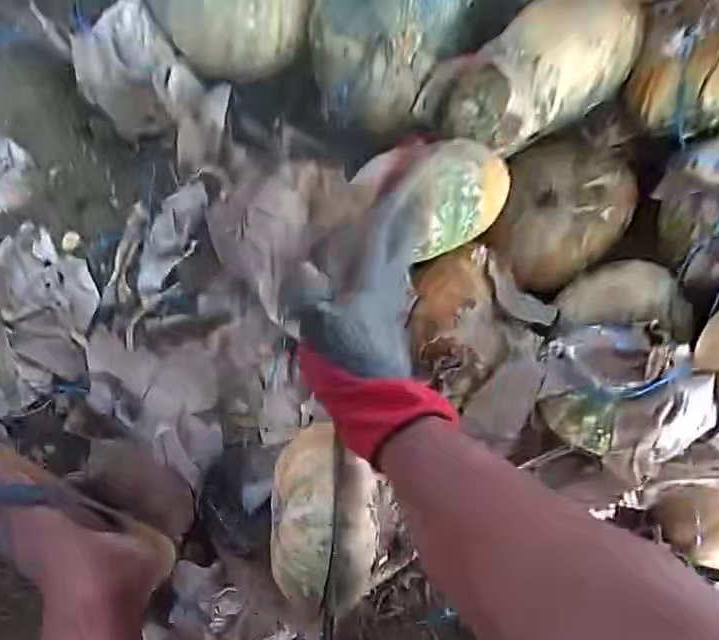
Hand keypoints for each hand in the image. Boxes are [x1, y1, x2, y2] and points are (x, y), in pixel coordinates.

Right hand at [283, 164, 459, 464]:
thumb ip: (307, 295)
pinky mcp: (387, 319)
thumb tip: (302, 269)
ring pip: (395, 255)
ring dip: (393, 230)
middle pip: (400, 234)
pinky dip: (377, 258)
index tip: (417, 157)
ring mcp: (391, 301)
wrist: (379, 403)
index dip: (401, 188)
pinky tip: (362, 262)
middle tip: (409, 175)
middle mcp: (389, 282)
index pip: (388, 223)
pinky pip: (384, 276)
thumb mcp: (319, 329)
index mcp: (372, 276)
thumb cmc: (350, 363)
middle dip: (405, 203)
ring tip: (380, 212)